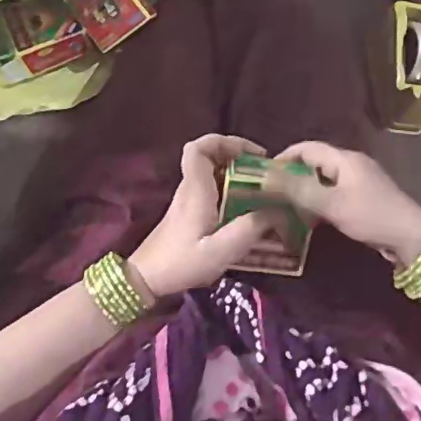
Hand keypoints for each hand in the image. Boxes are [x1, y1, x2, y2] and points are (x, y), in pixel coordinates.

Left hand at [130, 135, 285, 295]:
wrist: (145, 280)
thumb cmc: (180, 263)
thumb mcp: (219, 252)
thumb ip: (248, 230)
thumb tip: (275, 212)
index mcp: (195, 190)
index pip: (198, 148)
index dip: (224, 141)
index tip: (251, 154)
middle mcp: (190, 189)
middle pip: (209, 155)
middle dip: (237, 155)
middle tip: (263, 170)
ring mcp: (187, 199)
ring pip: (211, 171)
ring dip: (235, 172)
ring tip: (261, 187)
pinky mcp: (188, 212)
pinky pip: (211, 188)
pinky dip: (230, 188)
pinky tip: (246, 208)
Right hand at [265, 142, 420, 267]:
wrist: (412, 238)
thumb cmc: (371, 216)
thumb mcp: (332, 204)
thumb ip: (300, 190)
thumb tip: (269, 176)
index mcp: (344, 159)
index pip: (307, 148)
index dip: (284, 157)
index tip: (265, 175)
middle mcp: (352, 164)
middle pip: (315, 163)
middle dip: (292, 176)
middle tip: (272, 194)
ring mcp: (360, 181)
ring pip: (324, 180)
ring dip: (306, 192)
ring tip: (287, 208)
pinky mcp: (364, 198)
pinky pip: (335, 194)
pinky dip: (320, 202)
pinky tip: (311, 219)